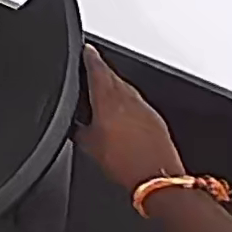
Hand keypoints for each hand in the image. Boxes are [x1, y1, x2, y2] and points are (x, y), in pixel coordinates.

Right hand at [77, 45, 185, 191]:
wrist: (159, 182)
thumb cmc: (124, 164)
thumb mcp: (88, 144)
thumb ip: (78, 127)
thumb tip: (72, 123)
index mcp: (109, 102)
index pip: (98, 71)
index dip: (90, 58)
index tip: (86, 49)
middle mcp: (129, 101)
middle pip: (114, 76)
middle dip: (102, 68)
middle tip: (91, 64)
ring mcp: (146, 110)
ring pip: (127, 88)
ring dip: (115, 83)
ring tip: (104, 87)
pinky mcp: (157, 121)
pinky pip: (138, 101)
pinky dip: (127, 99)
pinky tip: (122, 109)